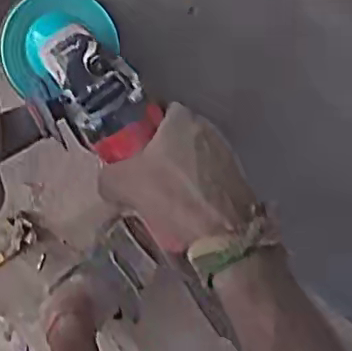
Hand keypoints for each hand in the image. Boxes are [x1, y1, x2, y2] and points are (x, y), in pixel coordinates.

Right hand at [98, 104, 257, 252]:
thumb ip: (108, 177)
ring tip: (167, 194)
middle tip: (147, 168)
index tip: (134, 143)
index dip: (146, 125)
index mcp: (182, 120)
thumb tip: (109, 183)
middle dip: (164, 149)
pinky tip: (187, 210)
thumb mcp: (121, 184)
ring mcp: (230, 158)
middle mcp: (210, 131)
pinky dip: (200, 190)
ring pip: (196, 158)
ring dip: (183, 171)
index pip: (161, 109)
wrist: (224, 241)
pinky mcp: (243, 184)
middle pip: (179, 135)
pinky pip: (212, 180)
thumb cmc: (170, 195)